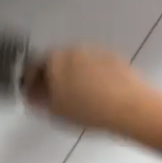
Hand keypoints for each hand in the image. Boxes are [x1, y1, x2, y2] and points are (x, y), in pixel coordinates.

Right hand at [24, 46, 161, 134]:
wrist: (131, 107)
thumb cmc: (88, 110)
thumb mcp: (56, 111)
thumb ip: (39, 100)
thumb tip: (33, 96)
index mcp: (54, 61)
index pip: (33, 67)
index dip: (30, 81)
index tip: (32, 92)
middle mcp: (73, 50)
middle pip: (56, 62)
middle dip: (54, 76)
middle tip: (55, 96)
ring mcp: (95, 52)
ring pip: (77, 63)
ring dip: (74, 75)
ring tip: (79, 98)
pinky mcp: (114, 58)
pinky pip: (96, 66)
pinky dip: (93, 76)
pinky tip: (99, 94)